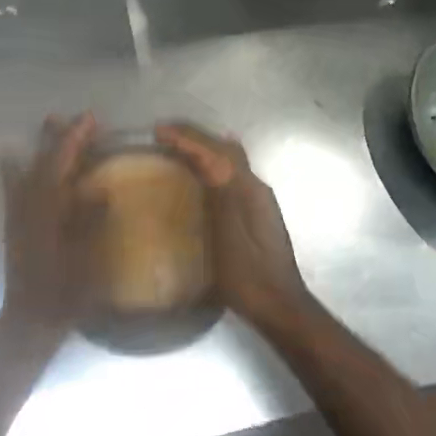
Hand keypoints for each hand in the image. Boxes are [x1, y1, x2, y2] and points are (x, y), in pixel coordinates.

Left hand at [2, 113, 98, 334]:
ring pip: (29, 171)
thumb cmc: (66, 292)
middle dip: (60, 138)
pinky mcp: (15, 226)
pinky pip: (13, 190)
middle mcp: (31, 207)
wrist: (32, 318)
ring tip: (48, 123)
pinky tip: (9, 158)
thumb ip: (90, 223)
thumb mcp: (88, 259)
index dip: (77, 140)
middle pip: (45, 162)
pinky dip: (13, 170)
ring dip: (41, 147)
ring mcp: (20, 215)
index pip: (64, 165)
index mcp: (51, 211)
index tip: (92, 119)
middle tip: (73, 117)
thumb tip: (98, 190)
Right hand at [156, 123, 312, 327]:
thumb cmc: (247, 275)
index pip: (215, 150)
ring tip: (174, 150)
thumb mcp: (226, 237)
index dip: (186, 137)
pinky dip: (209, 165)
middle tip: (162, 136)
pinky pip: (229, 175)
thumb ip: (220, 195)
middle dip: (194, 137)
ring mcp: (257, 199)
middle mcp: (255, 186)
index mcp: (247, 189)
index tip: (157, 131)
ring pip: (228, 160)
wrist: (278, 304)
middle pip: (225, 148)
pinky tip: (196, 177)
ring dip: (202, 149)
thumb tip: (205, 158)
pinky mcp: (255, 212)